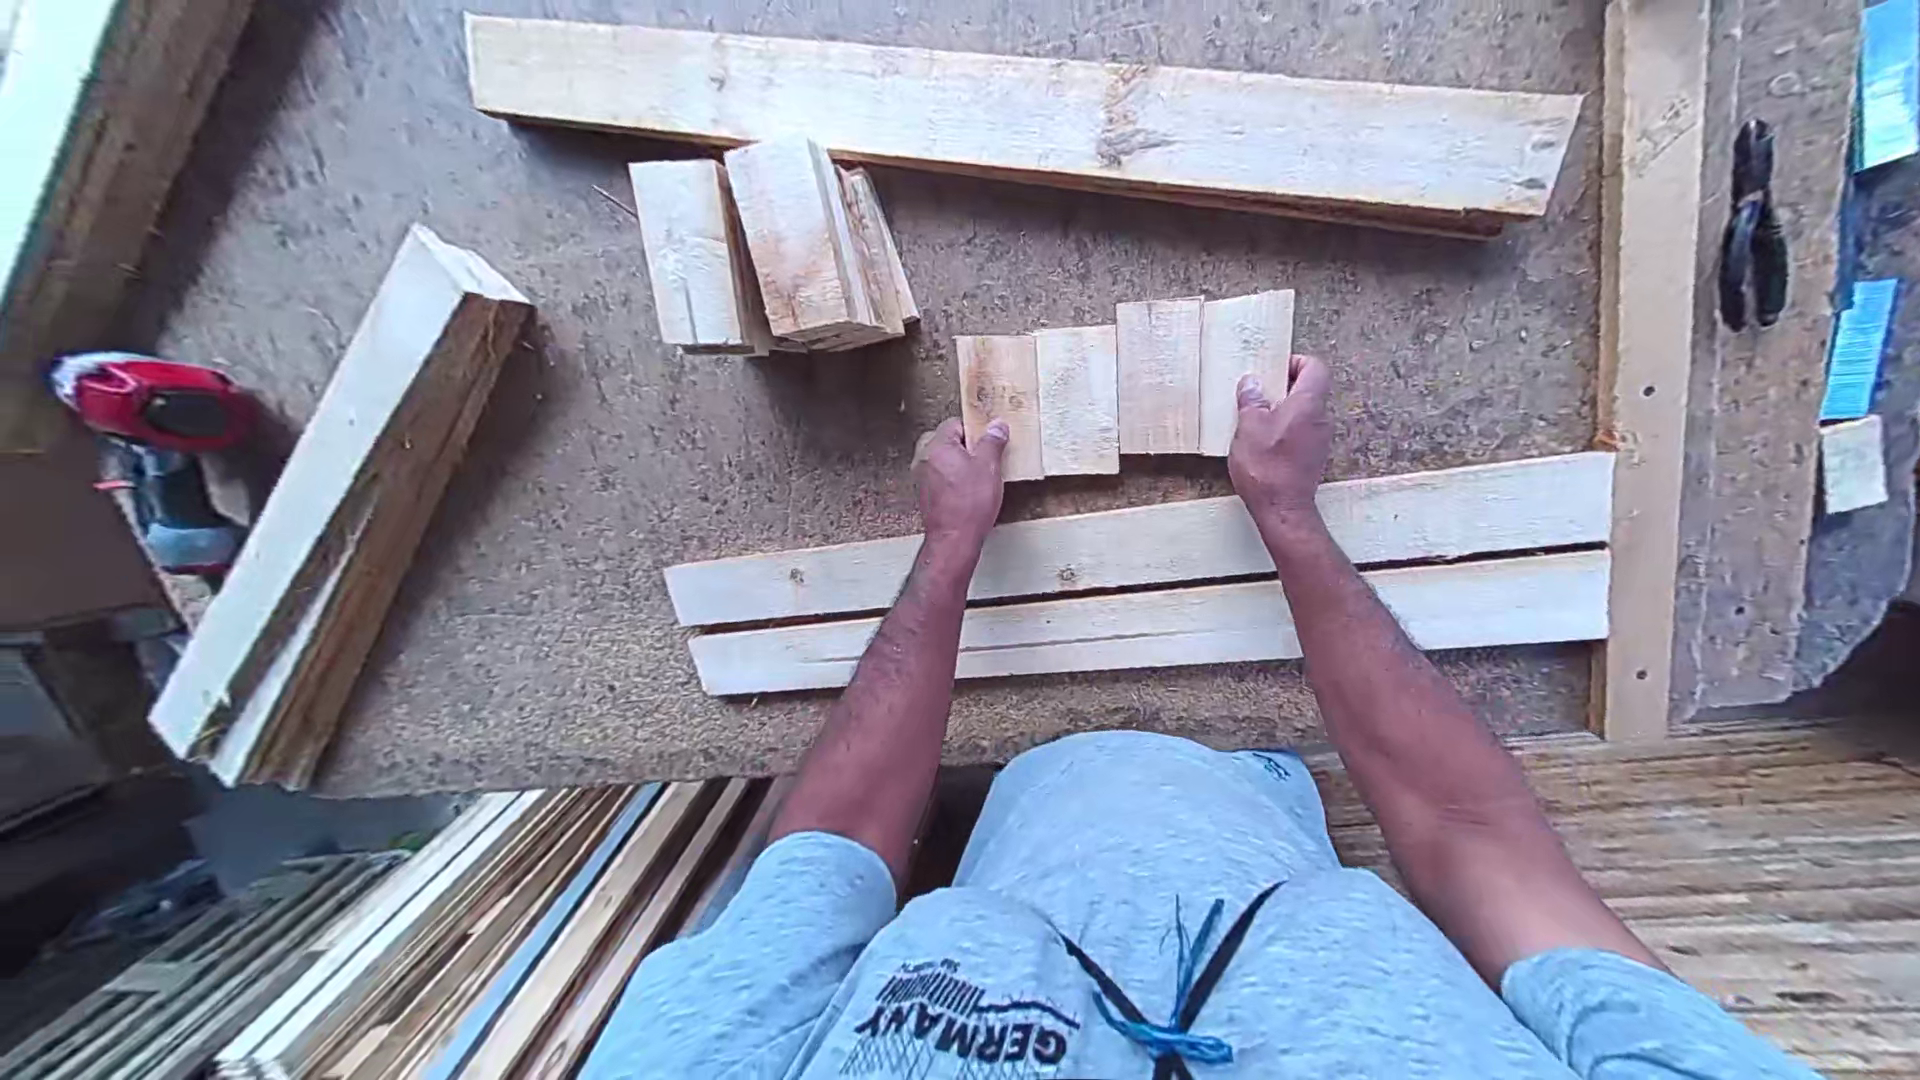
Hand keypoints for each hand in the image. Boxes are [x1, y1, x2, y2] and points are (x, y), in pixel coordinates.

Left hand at [913, 417, 1006, 552]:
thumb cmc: (968, 506)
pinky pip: (941, 478)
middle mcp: (924, 459)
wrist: (954, 540)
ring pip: (944, 460)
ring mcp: (922, 478)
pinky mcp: (925, 495)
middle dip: (966, 448)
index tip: (988, 440)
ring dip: (960, 464)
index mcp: (937, 446)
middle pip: (947, 441)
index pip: (955, 423)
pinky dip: (953, 480)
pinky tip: (968, 492)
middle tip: (985, 459)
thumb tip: (997, 426)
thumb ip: (992, 442)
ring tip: (978, 478)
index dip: (975, 430)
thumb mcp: (989, 467)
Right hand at [1228, 355, 1333, 522]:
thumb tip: (1251, 383)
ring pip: (1304, 412)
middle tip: (1258, 393)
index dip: (1295, 362)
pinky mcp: (1312, 456)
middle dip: (1283, 387)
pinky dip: (1284, 429)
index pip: (1314, 367)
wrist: (1281, 507)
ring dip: (1282, 410)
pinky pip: (1300, 432)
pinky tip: (1263, 442)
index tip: (1273, 367)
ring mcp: (1319, 439)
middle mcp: (1320, 418)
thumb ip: (1251, 401)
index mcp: (1307, 404)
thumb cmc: (1266, 467)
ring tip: (1255, 419)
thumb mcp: (1248, 427)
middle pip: (1309, 389)